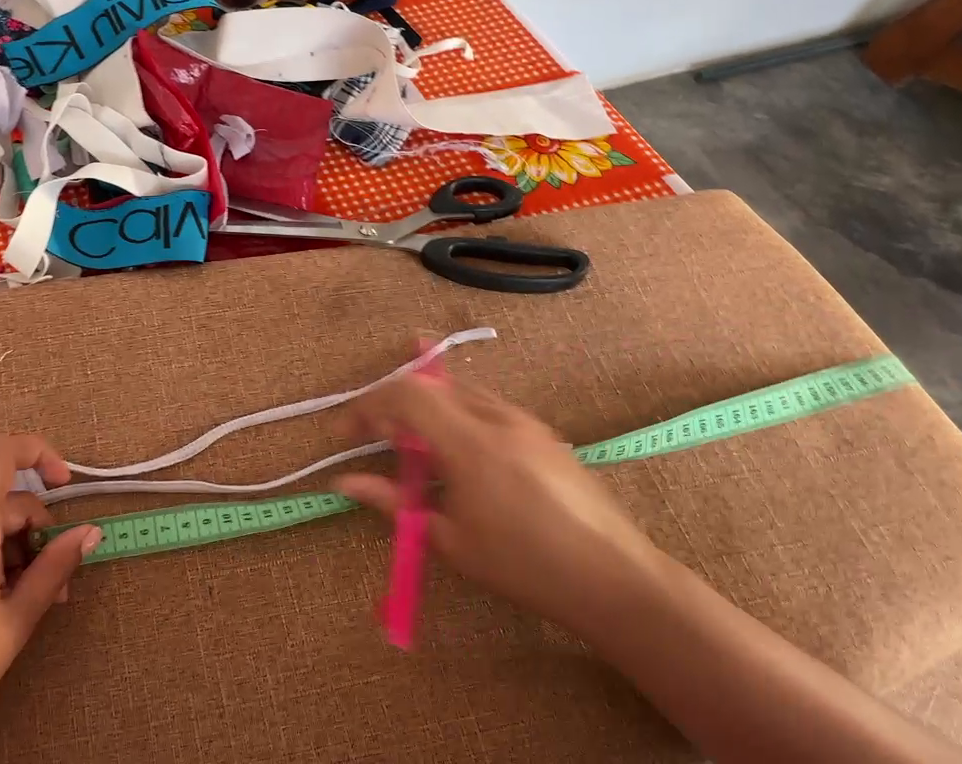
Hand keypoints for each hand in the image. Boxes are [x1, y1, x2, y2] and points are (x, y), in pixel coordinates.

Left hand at [0, 435, 102, 763]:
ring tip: (24, 604)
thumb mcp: (14, 623)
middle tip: (57, 585)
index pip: (0, 455)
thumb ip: (53, 569)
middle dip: (36, 530)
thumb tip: (88, 531)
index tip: (64, 481)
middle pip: (0, 501)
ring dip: (12, 549)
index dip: (38, 451)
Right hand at [335, 371, 663, 631]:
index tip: (345, 433)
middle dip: (393, 403)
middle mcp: (498, 417)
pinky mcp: (544, 433)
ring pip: (460, 392)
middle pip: (431, 384)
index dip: (368, 405)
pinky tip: (455, 453)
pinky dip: (456, 416)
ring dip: (425, 408)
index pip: (406, 393)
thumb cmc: (525, 566)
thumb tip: (346, 483)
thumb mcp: (450, 540)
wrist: (616, 579)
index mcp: (471, 442)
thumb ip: (394, 504)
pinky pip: (486, 407)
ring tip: (410, 446)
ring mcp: (526, 421)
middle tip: (372, 438)